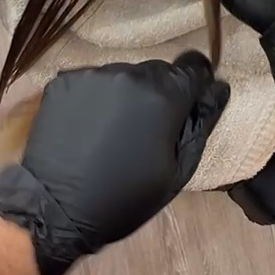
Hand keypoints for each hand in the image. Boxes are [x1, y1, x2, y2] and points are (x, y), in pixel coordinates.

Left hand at [0, 53, 229, 274]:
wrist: (57, 208)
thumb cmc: (125, 197)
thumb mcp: (177, 169)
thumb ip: (201, 123)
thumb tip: (218, 89)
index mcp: (164, 95)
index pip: (194, 66)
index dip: (194, 85)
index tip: (185, 106)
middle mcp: (129, 74)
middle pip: (157, 71)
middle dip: (158, 94)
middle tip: (144, 130)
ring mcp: (92, 75)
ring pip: (123, 76)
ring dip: (125, 95)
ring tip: (111, 132)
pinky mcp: (62, 82)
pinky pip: (91, 83)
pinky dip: (94, 98)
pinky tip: (87, 127)